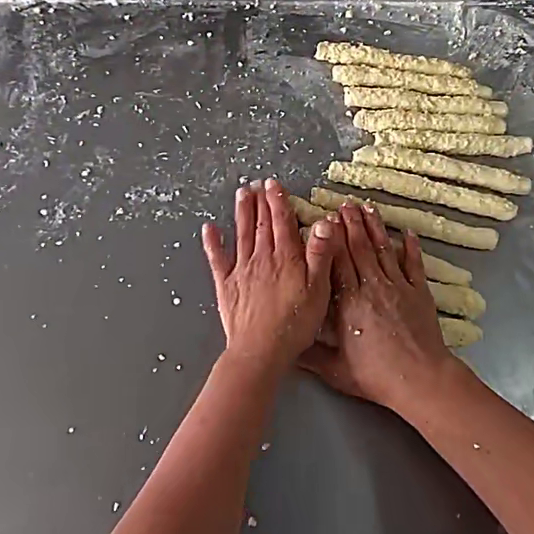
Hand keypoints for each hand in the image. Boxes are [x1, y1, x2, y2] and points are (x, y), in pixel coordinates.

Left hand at [201, 179, 332, 370]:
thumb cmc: (294, 324)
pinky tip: (209, 228)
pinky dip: (212, 242)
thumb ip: (320, 254)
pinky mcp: (226, 285)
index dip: (278, 200)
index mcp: (286, 257)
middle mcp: (262, 257)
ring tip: (241, 193)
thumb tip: (324, 222)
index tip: (274, 183)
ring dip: (242, 212)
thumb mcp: (317, 289)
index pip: (282, 221)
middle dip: (260, 201)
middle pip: (261, 223)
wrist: (260, 351)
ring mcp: (241, 270)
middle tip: (257, 182)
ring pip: (242, 233)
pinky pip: (217, 258)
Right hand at [298, 202, 461, 414]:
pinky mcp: (419, 294)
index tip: (326, 220)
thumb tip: (285, 347)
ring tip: (367, 208)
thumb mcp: (335, 369)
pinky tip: (407, 233)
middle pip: (360, 248)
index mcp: (349, 303)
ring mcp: (397, 287)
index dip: (331, 239)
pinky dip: (410, 248)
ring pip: (383, 250)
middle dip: (351, 224)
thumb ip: (309, 354)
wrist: (420, 381)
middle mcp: (372, 287)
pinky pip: (413, 264)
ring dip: (375, 227)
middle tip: (344, 204)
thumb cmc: (376, 377)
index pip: (337, 262)